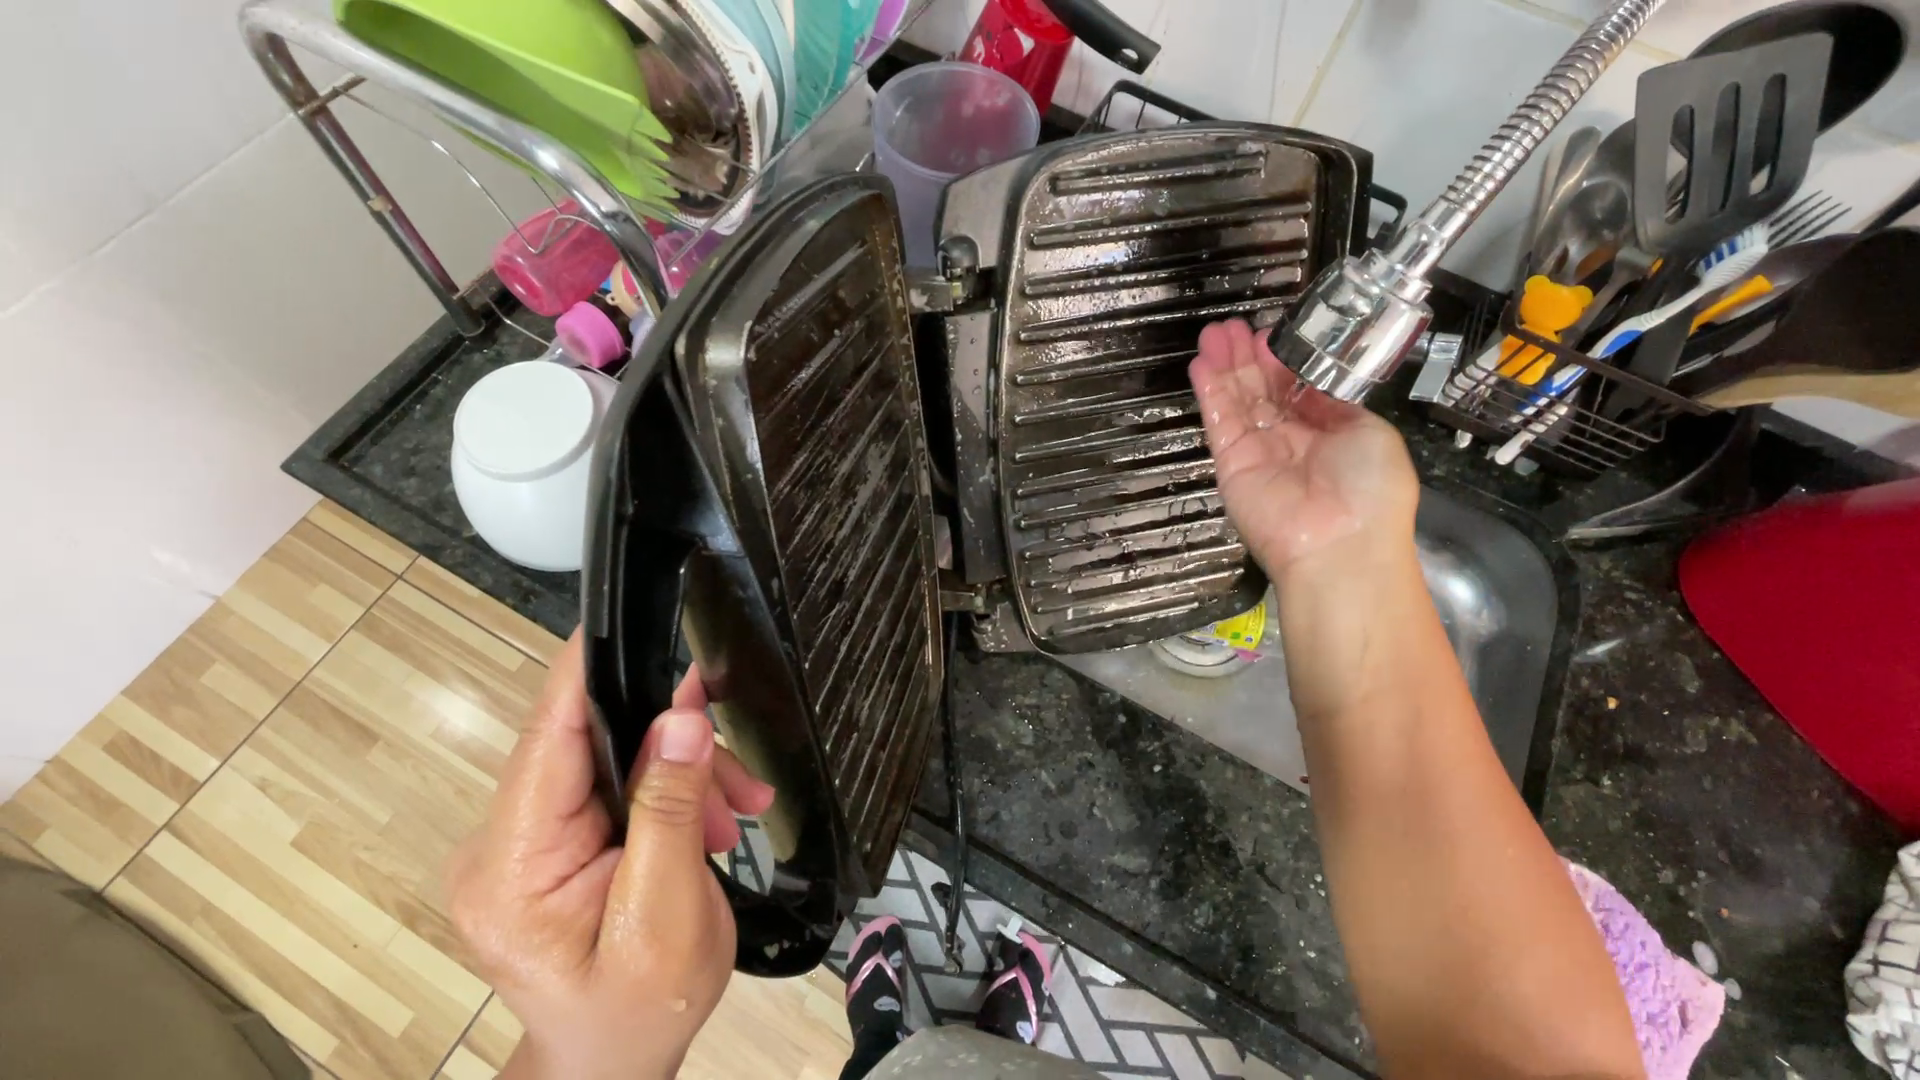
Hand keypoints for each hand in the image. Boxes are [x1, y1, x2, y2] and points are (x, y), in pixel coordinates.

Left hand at [448, 633, 775, 1079]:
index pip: (545, 738)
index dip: (585, 672)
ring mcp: (523, 843)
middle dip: (673, 748)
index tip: (624, 618)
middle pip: (588, 743)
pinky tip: (709, 820)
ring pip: (611, 759)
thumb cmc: (642, 1007)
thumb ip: (671, 811)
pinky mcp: (550, 843)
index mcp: (513, 867)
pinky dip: (668, 793)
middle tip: (738, 783)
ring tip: (734, 814)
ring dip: (681, 775)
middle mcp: (501, 844)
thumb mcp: (670, 916)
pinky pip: (613, 785)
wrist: (614, 1063)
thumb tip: (680, 717)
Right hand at [1189, 319, 1418, 579]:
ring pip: (1237, 401)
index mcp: (1329, 434)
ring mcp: (1258, 453)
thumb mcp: (1370, 432)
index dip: (1283, 360)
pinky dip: (1210, 391)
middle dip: (1248, 357)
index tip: (1270, 333)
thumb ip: (1335, 401)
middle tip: (1232, 326)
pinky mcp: (1231, 464)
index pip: (1297, 389)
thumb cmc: (1370, 490)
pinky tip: (1202, 363)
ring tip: (1214, 332)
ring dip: (1225, 366)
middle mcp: (1290, 441)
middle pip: (1262, 391)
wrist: (1340, 545)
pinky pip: (1219, 421)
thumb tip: (1312, 378)